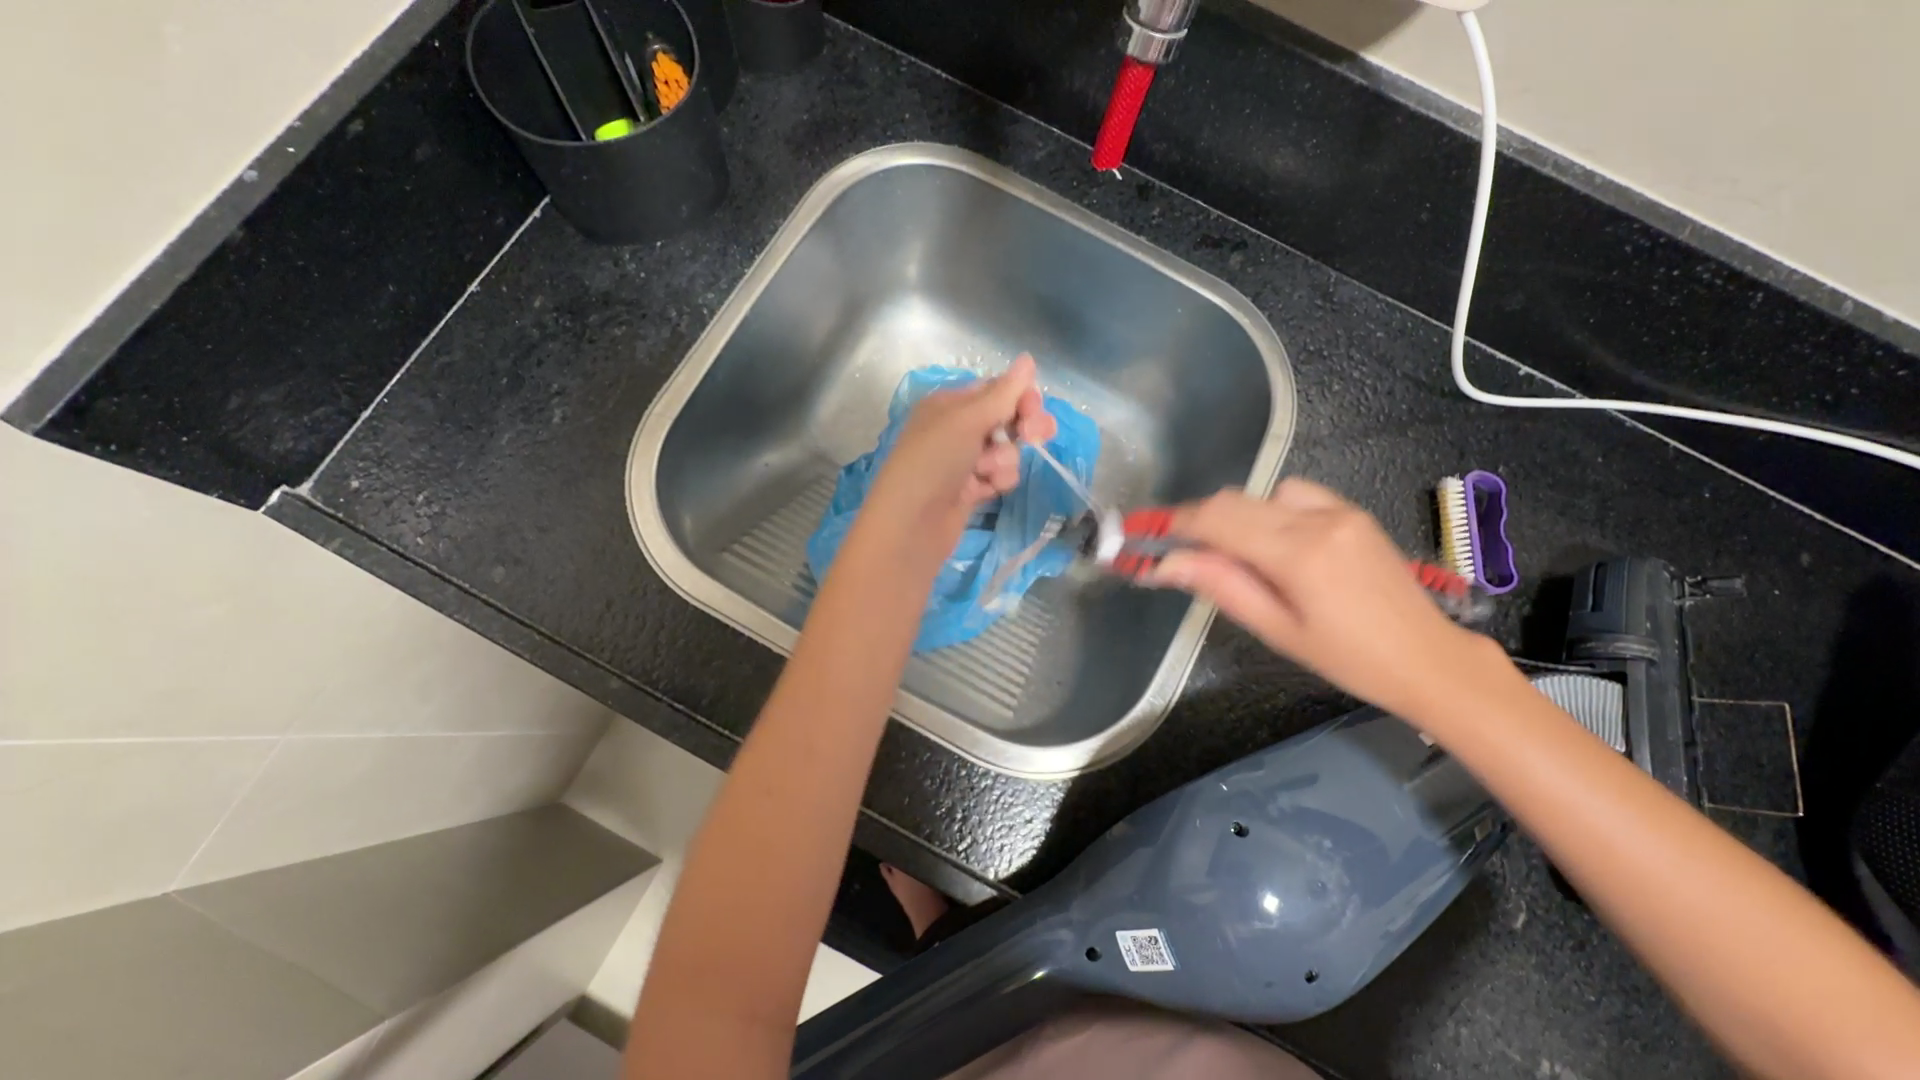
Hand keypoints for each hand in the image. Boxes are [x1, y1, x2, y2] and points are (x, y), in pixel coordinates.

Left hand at [859, 354, 1057, 544]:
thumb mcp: (966, 420)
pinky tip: (983, 491)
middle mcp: (956, 428)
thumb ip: (1002, 392)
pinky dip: (997, 481)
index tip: (1034, 411)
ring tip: (985, 472)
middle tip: (1034, 436)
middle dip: (1023, 427)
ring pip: (1008, 450)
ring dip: (1004, 460)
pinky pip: (1001, 475)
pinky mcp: (972, 489)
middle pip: (1006, 418)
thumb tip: (1028, 359)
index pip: (996, 389)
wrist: (910, 526)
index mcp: (948, 403)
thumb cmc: (932, 462)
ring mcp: (964, 460)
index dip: (1020, 397)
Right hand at [1151, 479, 1504, 720]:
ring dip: (1235, 516)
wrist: (1429, 658)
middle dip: (1197, 519)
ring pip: (1263, 493)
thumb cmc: (1351, 660)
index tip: (1141, 532)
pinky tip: (1275, 543)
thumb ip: (1222, 587)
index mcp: (1299, 553)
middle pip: (1234, 500)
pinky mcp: (1353, 512)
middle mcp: (1319, 519)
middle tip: (1173, 549)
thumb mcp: (1278, 630)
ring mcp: (1340, 511)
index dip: (1173, 524)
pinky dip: (1270, 511)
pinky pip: (1296, 495)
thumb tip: (1166, 563)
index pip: (1217, 520)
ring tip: (1233, 555)